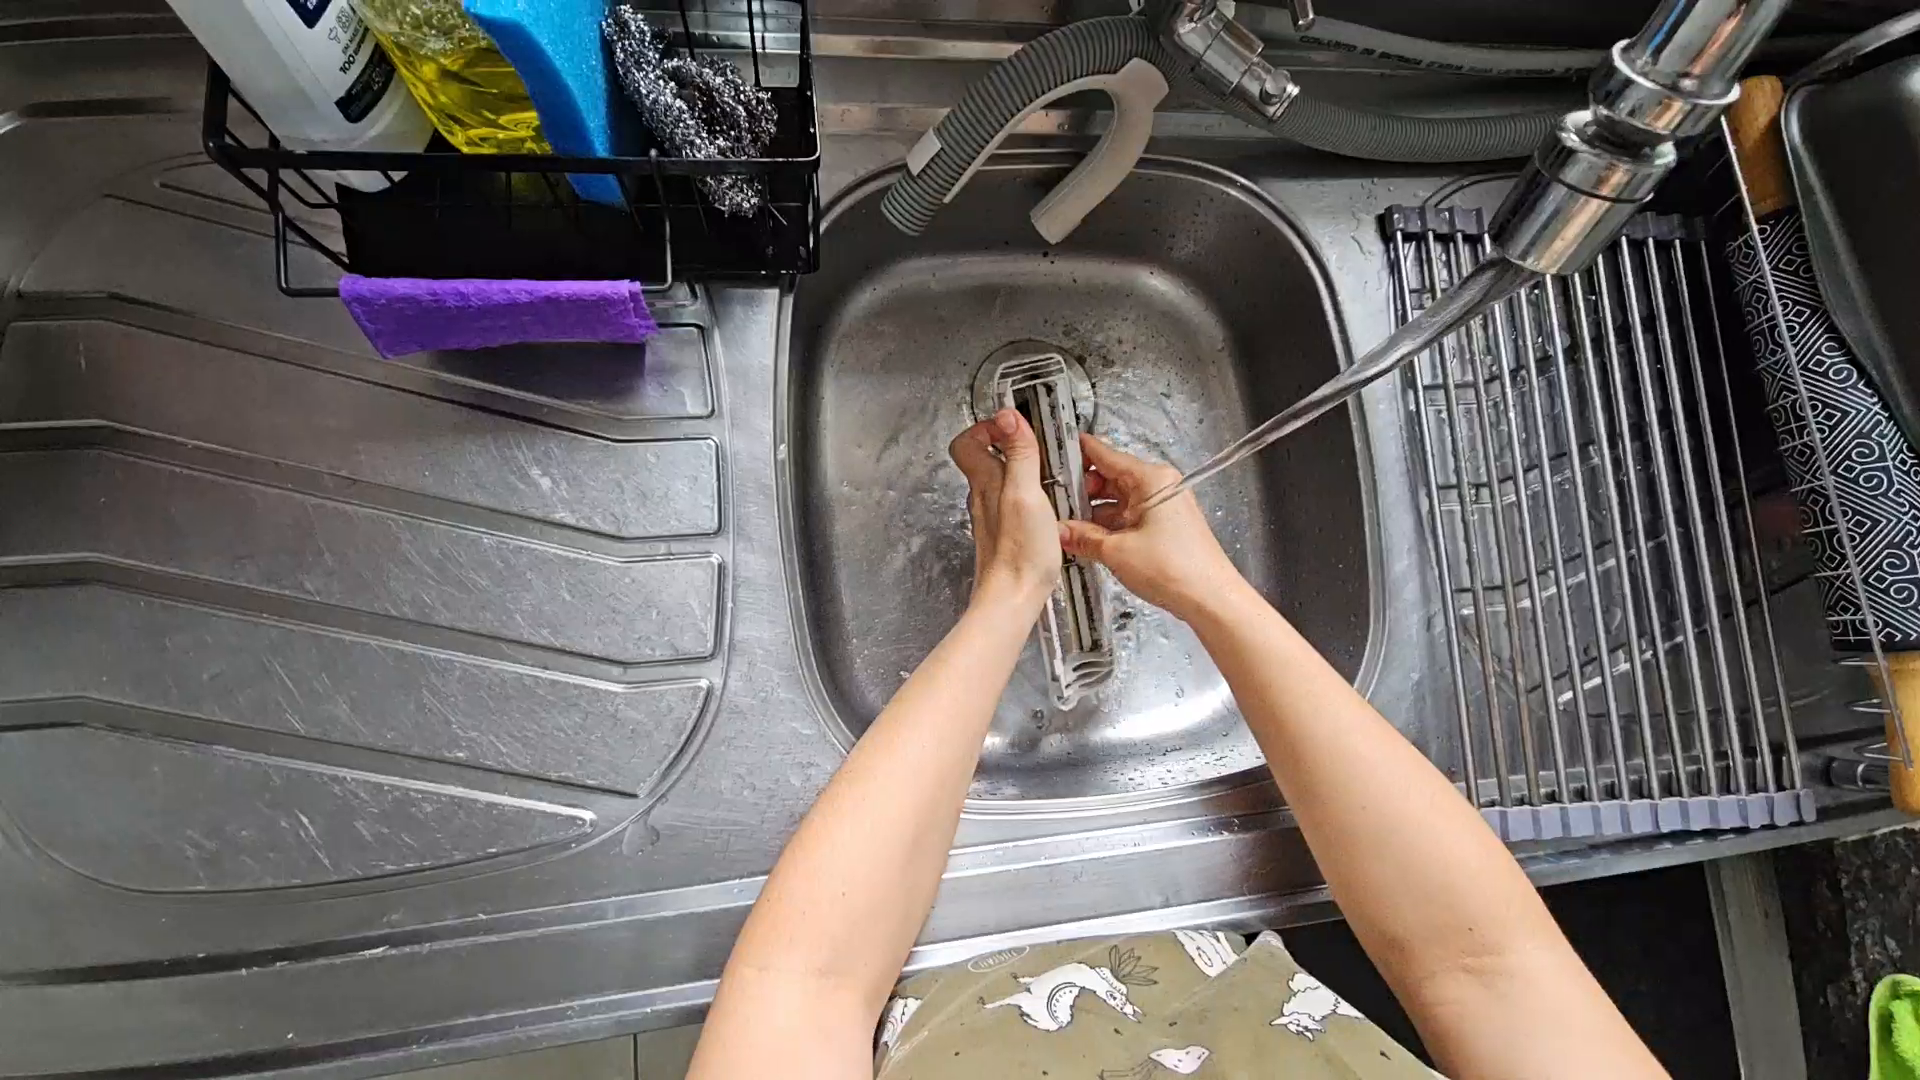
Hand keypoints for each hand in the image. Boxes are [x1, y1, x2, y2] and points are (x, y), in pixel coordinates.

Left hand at [949, 409, 1062, 613]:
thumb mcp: (1025, 493)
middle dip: (1009, 445)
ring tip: (1048, 473)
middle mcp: (984, 498)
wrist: (1014, 599)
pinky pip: (1012, 504)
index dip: (986, 428)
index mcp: (985, 483)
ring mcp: (994, 518)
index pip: (966, 443)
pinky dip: (1029, 496)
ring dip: (1022, 470)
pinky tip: (1048, 505)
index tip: (1014, 426)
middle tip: (1037, 446)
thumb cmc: (1021, 553)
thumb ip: (1019, 455)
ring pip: (1000, 482)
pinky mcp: (1006, 535)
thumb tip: (1007, 416)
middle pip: (985, 460)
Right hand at [1059, 434, 1249, 622]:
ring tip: (1067, 527)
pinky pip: (1129, 517)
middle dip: (1082, 491)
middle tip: (1055, 505)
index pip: (1106, 455)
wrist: (1211, 598)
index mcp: (1150, 479)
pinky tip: (1089, 539)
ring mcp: (1162, 506)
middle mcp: (1158, 486)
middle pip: (1110, 477)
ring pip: (1117, 500)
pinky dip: (1109, 526)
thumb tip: (1057, 531)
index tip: (1053, 455)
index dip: (1078, 454)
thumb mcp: (1116, 551)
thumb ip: (1082, 537)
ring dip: (1094, 513)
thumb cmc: (1172, 568)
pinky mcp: (1164, 525)